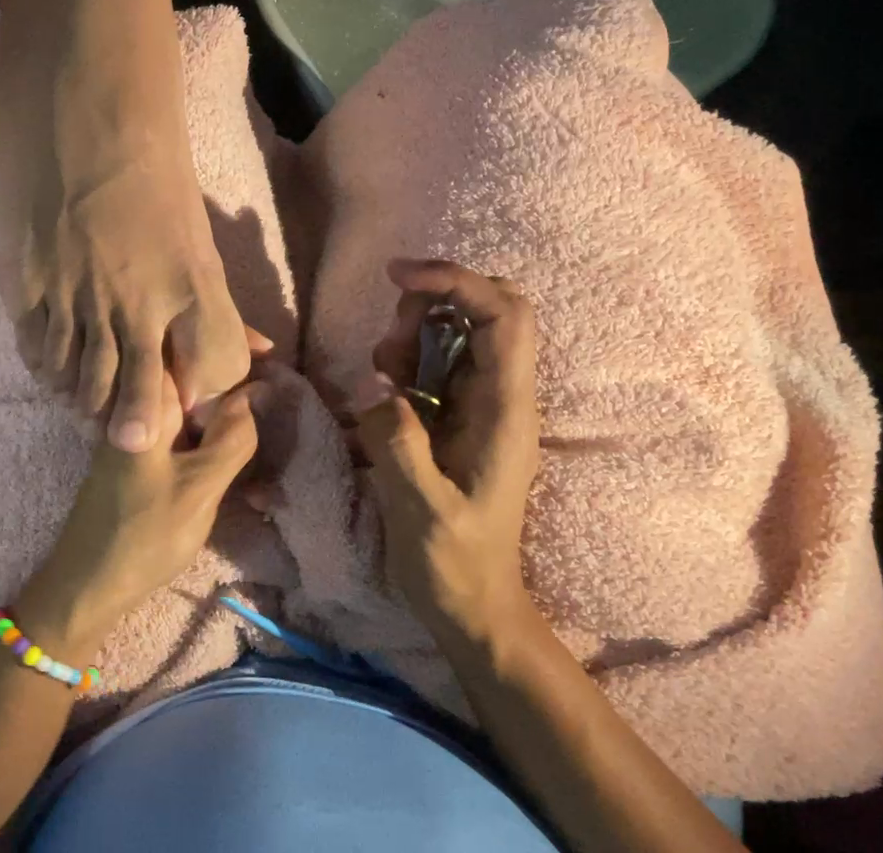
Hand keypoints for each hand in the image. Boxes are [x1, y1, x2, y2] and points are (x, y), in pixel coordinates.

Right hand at [0, 0, 250, 454]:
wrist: (75, 74)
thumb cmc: (147, 128)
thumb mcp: (192, 214)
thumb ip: (208, 290)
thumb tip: (246, 345)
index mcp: (191, 274)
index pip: (212, 370)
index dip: (207, 397)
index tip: (197, 402)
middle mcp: (135, 296)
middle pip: (140, 399)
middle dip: (142, 424)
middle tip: (138, 428)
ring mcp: (73, 292)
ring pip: (83, 385)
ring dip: (93, 402)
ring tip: (96, 405)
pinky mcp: (23, 278)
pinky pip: (37, 350)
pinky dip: (50, 370)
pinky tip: (57, 371)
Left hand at [17, 371, 260, 661]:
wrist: (87, 581)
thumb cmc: (144, 533)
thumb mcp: (200, 486)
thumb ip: (232, 436)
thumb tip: (260, 387)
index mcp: (143, 401)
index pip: (186, 349)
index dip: (228, 340)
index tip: (268, 345)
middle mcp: (133, 404)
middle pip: (187, 372)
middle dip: (229, 371)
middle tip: (272, 371)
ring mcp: (133, 428)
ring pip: (184, 401)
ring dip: (221, 403)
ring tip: (265, 404)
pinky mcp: (136, 453)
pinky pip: (177, 426)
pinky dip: (206, 428)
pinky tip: (234, 440)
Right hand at [349, 259, 541, 645]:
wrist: (472, 605)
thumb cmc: (452, 562)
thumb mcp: (420, 508)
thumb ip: (397, 441)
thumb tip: (377, 383)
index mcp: (505, 412)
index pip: (502, 316)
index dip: (455, 281)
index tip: (397, 276)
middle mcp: (500, 399)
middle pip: (483, 311)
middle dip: (428, 306)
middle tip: (385, 349)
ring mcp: (479, 408)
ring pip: (454, 335)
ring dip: (409, 338)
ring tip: (379, 380)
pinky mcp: (455, 420)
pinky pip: (433, 367)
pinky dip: (402, 364)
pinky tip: (382, 398)